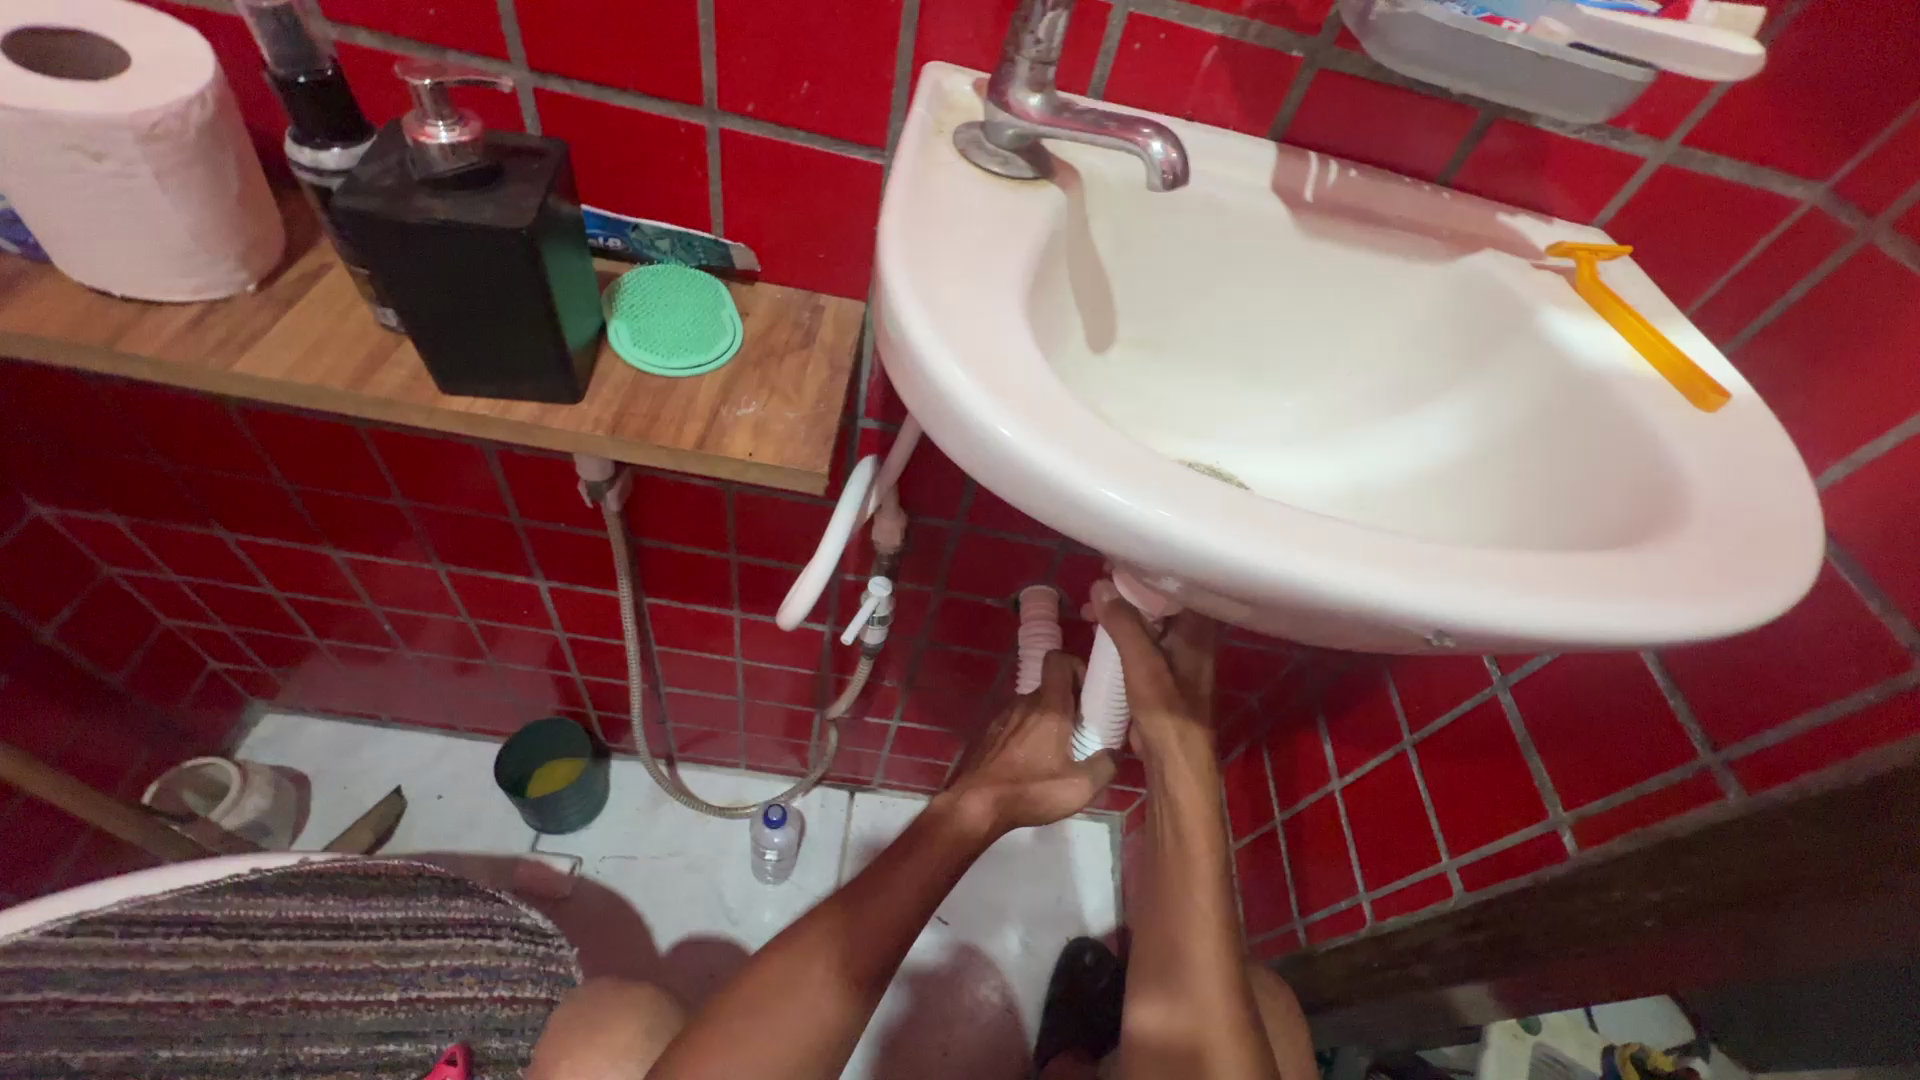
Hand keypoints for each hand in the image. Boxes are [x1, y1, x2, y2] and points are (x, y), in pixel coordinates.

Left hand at [945, 651, 1116, 836]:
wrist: (976, 805)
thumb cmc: (1030, 791)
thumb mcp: (1080, 787)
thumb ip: (1105, 766)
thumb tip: (1113, 753)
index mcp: (1049, 707)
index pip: (1058, 660)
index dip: (1076, 667)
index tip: (1089, 693)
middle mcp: (1024, 704)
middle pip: (1051, 687)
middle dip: (1070, 703)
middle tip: (1083, 731)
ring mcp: (1004, 717)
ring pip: (1034, 706)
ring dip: (1049, 720)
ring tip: (1060, 752)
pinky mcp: (992, 733)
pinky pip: (1018, 722)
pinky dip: (1030, 733)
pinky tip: (1034, 763)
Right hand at [1086, 579, 1218, 759]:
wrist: (1175, 762)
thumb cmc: (1166, 711)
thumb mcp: (1142, 663)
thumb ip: (1122, 623)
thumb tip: (1101, 585)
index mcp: (1197, 629)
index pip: (1174, 584)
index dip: (1145, 570)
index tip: (1115, 561)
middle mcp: (1191, 637)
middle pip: (1159, 601)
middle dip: (1127, 590)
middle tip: (1097, 583)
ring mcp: (1177, 656)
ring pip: (1148, 621)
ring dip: (1120, 612)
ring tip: (1090, 608)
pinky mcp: (1163, 673)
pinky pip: (1141, 641)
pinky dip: (1121, 633)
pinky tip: (1099, 633)